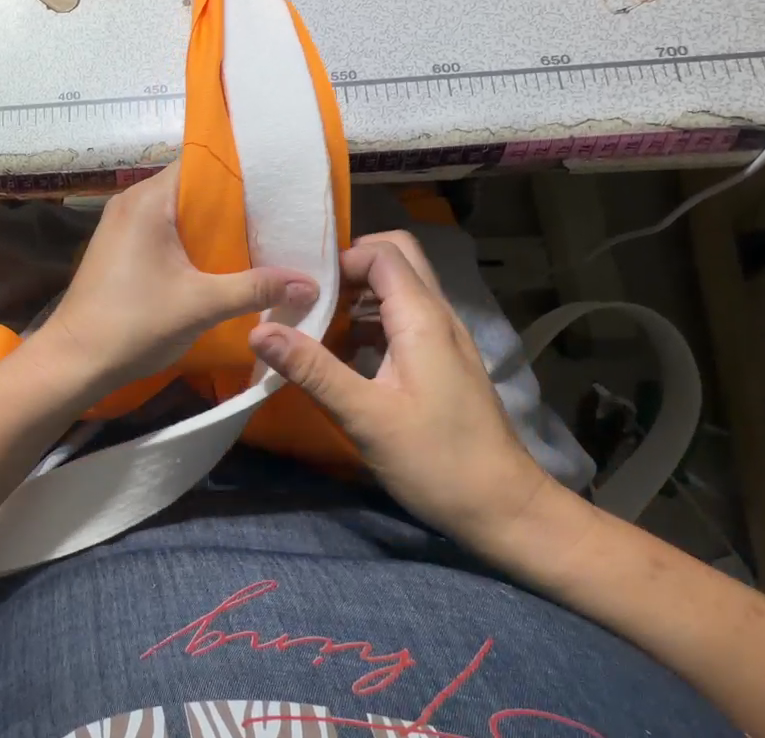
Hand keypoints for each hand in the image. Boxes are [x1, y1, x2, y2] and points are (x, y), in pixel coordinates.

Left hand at [38, 162, 317, 393]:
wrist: (75, 359)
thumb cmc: (135, 323)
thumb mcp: (202, 305)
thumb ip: (257, 288)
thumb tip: (312, 284)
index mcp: (149, 200)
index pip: (201, 164)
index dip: (242, 172)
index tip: (282, 185)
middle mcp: (132, 202)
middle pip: (193, 188)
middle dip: (235, 203)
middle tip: (281, 217)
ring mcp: (122, 225)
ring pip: (179, 213)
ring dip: (214, 226)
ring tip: (261, 239)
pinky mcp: (120, 248)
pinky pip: (164, 231)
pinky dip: (192, 242)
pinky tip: (222, 261)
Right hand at [247, 231, 561, 549]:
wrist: (505, 510)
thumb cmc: (437, 460)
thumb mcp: (365, 416)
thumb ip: (312, 368)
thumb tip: (258, 331)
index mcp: (423, 320)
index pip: (382, 254)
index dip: (338, 260)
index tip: (297, 287)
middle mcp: (438, 318)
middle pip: (396, 260)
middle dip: (348, 268)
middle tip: (306, 297)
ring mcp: (443, 340)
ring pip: (398, 290)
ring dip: (355, 295)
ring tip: (311, 322)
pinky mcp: (440, 363)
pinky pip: (401, 319)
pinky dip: (368, 322)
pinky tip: (339, 354)